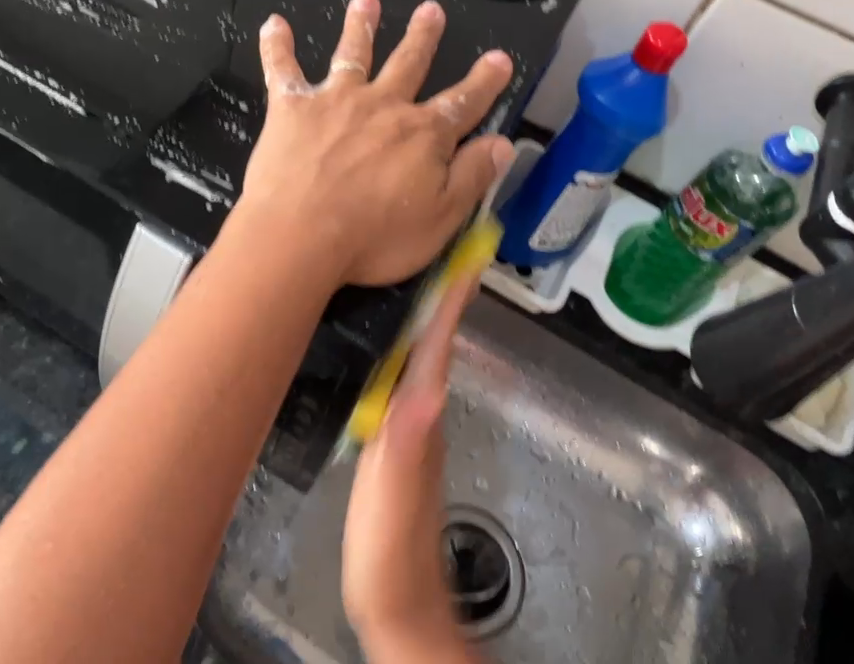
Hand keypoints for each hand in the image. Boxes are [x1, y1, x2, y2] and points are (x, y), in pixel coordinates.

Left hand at [239, 0, 514, 287]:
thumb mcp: (442, 218)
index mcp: (423, 134)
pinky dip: (276, 46)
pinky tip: (273, 24)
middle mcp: (383, 106)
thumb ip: (472, 176)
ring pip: (353, 54)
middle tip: (430, 9)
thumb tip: (502, 143)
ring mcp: (336, 102)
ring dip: (361, 25)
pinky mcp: (292, 108)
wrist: (301, 236)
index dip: (484, 82)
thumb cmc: (375, 237)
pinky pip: (283, 70)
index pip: (463, 103)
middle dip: (422, 37)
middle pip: (409, 64)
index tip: (499, 58)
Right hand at [341, 271, 483, 663]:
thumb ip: (407, 443)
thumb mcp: (391, 496)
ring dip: (425, 316)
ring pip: (423, 356)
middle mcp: (423, 413)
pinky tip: (392, 342)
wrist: (398, 604)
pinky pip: (406, 377)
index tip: (464, 255)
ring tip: (417, 279)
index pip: (437, 346)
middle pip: (434, 342)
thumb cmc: (389, 552)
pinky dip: (406, 348)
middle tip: (439, 249)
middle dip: (440, 295)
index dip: (450, 300)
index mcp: (421, 416)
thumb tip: (425, 383)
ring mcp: (415, 428)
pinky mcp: (398, 442)